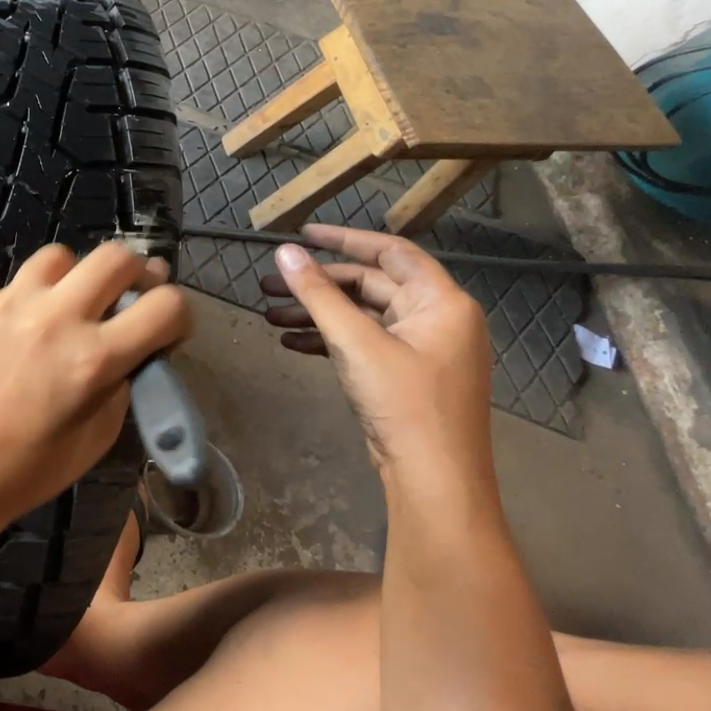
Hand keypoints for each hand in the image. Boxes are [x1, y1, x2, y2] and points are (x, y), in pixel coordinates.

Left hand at [0, 243, 187, 526]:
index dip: (178, 316)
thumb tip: (135, 346)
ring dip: (80, 275)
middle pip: (116, 256)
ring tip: (77, 305)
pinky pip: (22, 280)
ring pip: (62, 255)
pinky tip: (34, 324)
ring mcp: (13, 305)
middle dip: (135, 275)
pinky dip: (40, 293)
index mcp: (94, 358)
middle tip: (129, 300)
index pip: (167, 305)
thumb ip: (123, 379)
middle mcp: (56, 318)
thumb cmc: (31, 467)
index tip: (165, 330)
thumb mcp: (100, 433)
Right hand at [259, 224, 493, 485]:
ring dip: (316, 312)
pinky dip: (328, 338)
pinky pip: (363, 341)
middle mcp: (438, 319)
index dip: (346, 239)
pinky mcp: (405, 373)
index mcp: (442, 303)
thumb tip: (284, 252)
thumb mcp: (355, 342)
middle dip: (318, 284)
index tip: (302, 234)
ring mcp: (422, 348)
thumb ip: (318, 294)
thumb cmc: (404, 402)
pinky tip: (291, 342)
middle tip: (268, 283)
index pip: (392, 252)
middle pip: (370, 285)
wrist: (434, 476)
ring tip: (269, 315)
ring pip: (362, 315)